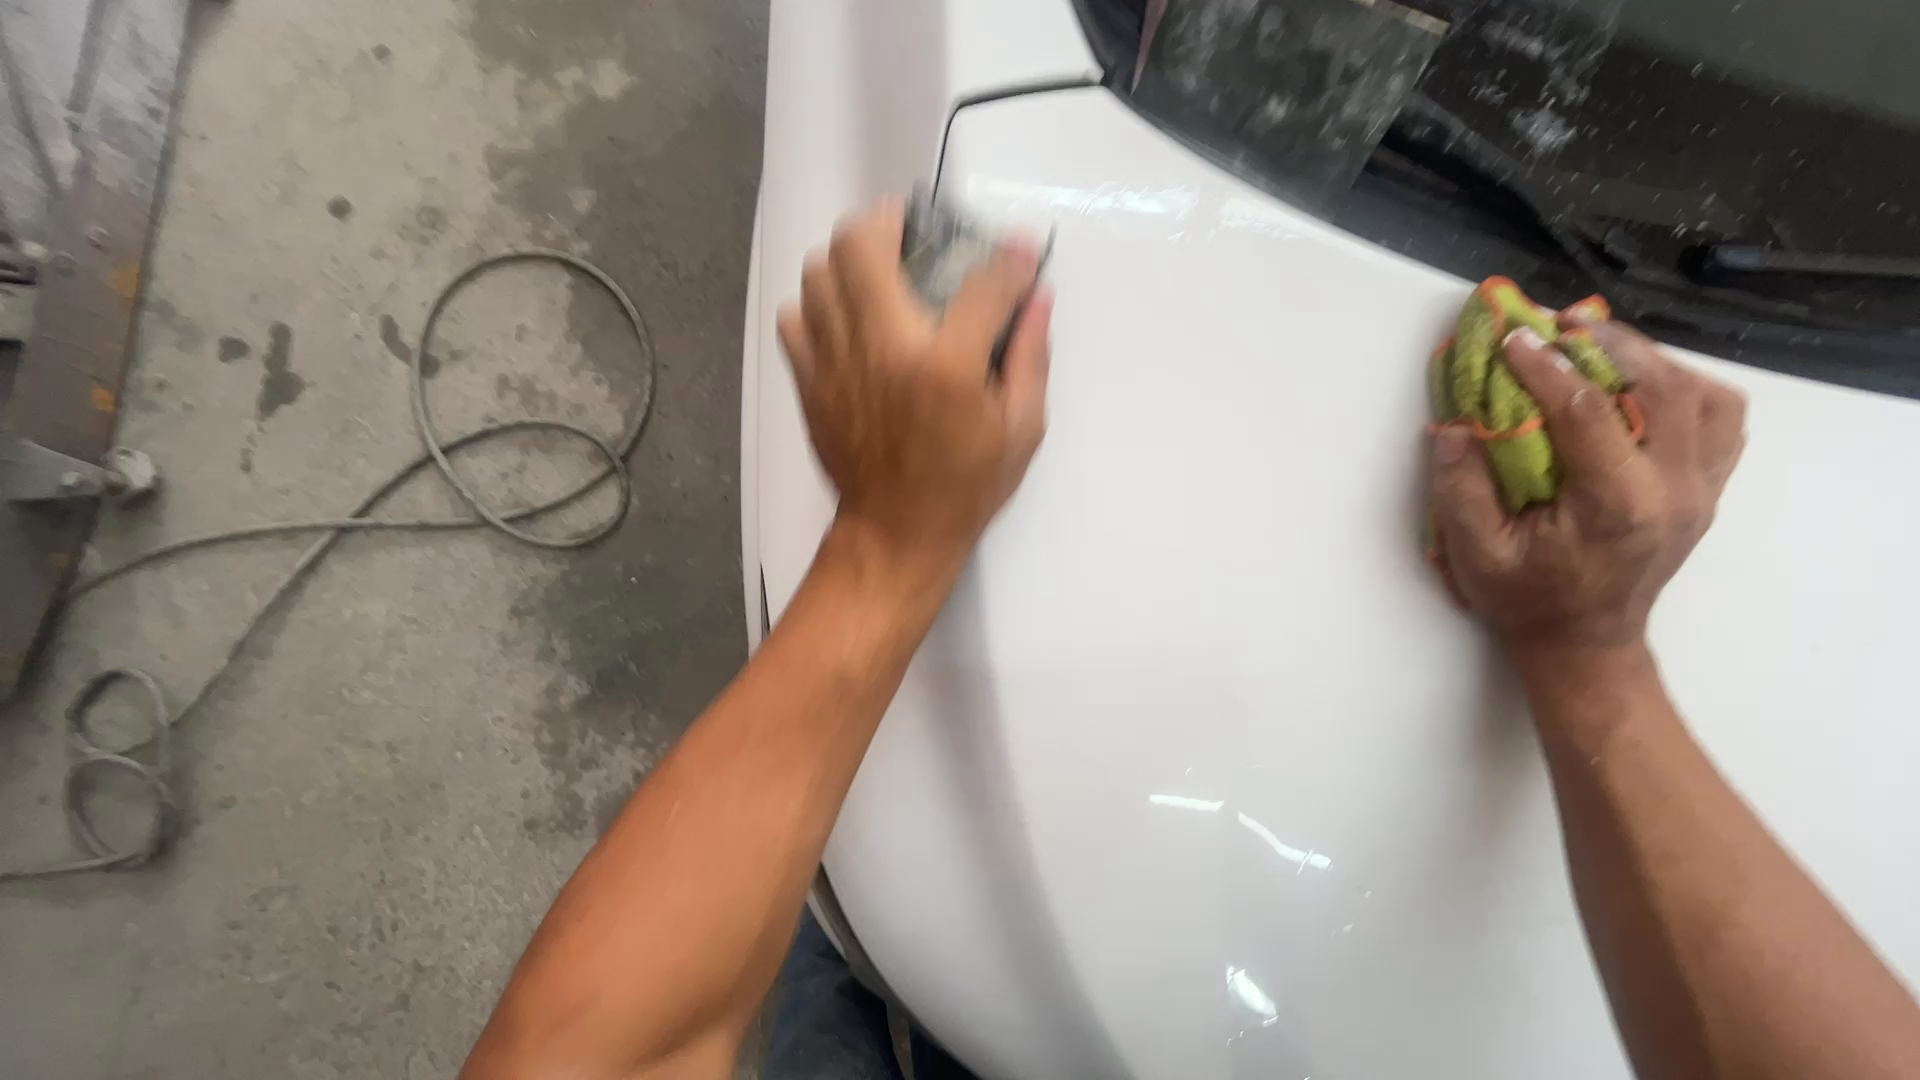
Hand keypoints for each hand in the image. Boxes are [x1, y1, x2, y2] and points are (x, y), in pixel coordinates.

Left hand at [777, 200, 1053, 572]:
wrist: (897, 533)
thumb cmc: (966, 486)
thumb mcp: (1022, 430)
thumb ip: (1031, 357)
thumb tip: (1038, 295)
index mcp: (946, 366)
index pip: (983, 282)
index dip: (1009, 258)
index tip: (1018, 251)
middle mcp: (884, 350)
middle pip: (861, 245)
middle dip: (891, 224)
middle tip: (912, 237)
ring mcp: (837, 363)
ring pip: (818, 271)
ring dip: (850, 262)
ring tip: (876, 278)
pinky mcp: (810, 382)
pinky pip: (795, 318)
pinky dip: (817, 307)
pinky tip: (845, 323)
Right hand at [1429, 316, 1746, 662]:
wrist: (1583, 641)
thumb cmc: (1524, 599)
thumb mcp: (1474, 552)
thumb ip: (1460, 488)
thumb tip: (1450, 428)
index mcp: (1616, 505)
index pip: (1589, 412)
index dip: (1547, 367)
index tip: (1512, 338)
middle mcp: (1675, 489)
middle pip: (1664, 388)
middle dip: (1610, 345)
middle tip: (1561, 322)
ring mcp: (1702, 488)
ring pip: (1704, 396)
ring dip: (1652, 359)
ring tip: (1600, 343)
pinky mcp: (1707, 488)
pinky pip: (1720, 419)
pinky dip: (1685, 386)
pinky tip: (1643, 381)